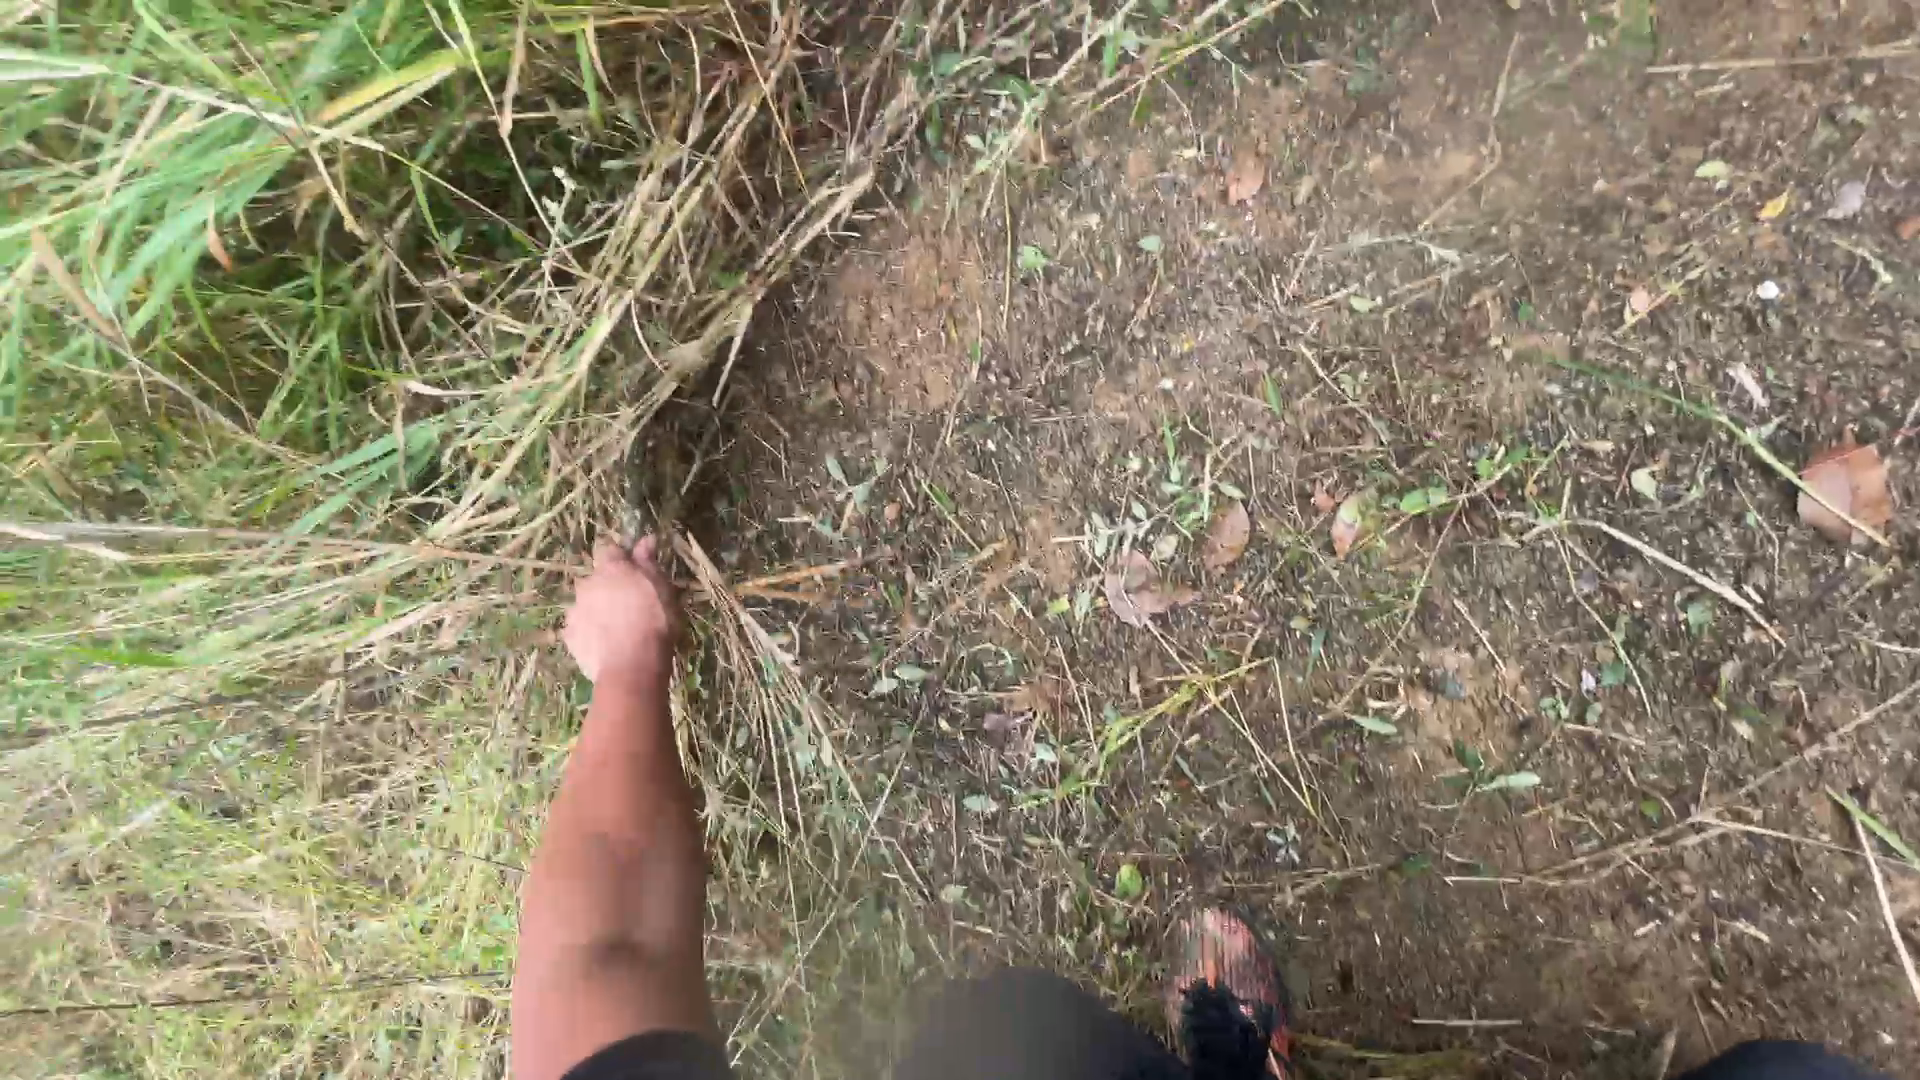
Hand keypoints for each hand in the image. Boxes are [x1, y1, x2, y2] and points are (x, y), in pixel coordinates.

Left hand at [562, 535, 678, 684]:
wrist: (632, 665)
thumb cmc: (655, 622)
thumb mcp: (662, 589)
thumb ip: (649, 563)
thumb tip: (645, 540)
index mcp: (611, 569)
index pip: (610, 549)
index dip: (621, 557)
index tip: (634, 568)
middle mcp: (587, 584)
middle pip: (596, 578)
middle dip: (609, 585)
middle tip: (630, 602)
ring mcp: (575, 610)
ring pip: (586, 603)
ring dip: (598, 608)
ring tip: (618, 627)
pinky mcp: (569, 636)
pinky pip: (580, 627)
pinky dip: (590, 630)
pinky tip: (607, 643)